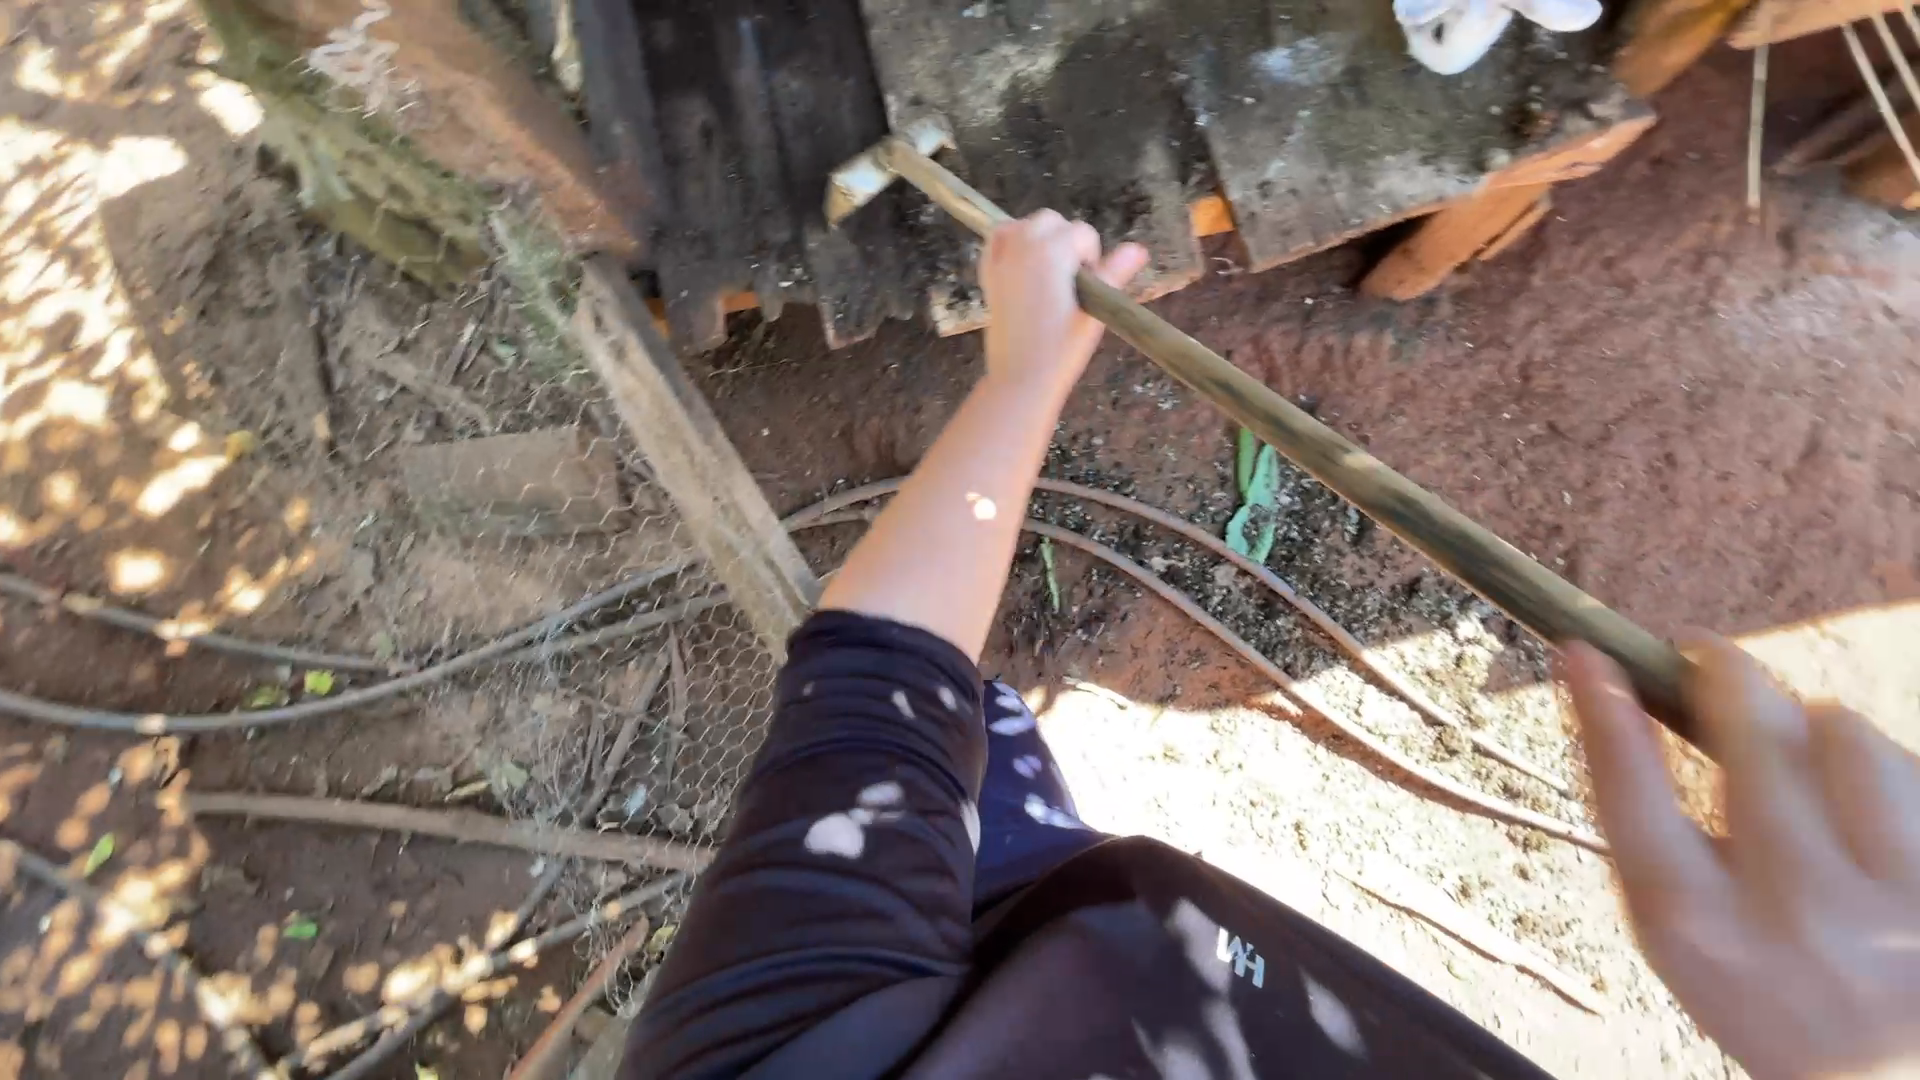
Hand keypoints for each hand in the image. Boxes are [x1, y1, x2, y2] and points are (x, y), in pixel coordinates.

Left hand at [980, 210, 1147, 394]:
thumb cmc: (1061, 350)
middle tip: (1070, 280)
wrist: (1020, 378)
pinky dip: (1009, 243)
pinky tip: (1022, 265)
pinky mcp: (988, 276)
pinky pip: (996, 241)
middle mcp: (1022, 246)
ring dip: (1039, 239)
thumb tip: (1139, 250)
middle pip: (1051, 221)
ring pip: (1022, 225)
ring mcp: (1001, 259)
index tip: (1087, 287)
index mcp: (1051, 251)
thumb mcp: (1093, 311)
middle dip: (1065, 241)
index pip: (1082, 233)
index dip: (1092, 257)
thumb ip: (1113, 274)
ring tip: (1049, 273)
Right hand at [1563, 638, 1919, 1079]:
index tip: (1586, 652)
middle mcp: (1797, 911)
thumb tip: (1605, 694)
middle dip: (1724, 675)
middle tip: (1701, 652)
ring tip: (1802, 745)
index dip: (1603, 712)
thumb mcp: (1666, 912)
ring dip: (1815, 725)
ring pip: (1854, 742)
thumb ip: (1638, 812)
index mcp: (1692, 916)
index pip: (1629, 788)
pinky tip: (1867, 793)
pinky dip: (1882, 765)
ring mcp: (1904, 909)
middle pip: (1756, 741)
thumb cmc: (1749, 975)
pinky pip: (1918, 775)